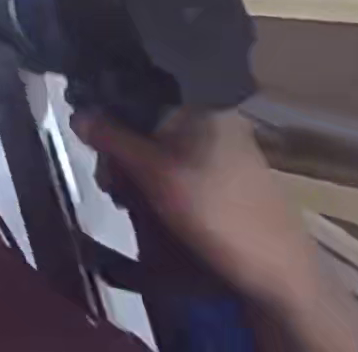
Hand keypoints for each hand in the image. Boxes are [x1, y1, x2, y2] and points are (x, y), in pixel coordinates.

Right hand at [73, 110, 357, 351]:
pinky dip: (153, 174)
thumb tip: (76, 113)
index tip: (87, 127)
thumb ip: (113, 138)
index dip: (108, 101)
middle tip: (109, 179)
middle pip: (144, 113)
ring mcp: (216, 140)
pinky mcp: (219, 168)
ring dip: (132, 164)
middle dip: (118, 144)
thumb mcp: (156, 174)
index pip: (140, 81)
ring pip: (155, 138)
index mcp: (199, 100)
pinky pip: (172, 157)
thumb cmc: (218, 212)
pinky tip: (144, 200)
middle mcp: (208, 111)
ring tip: (123, 196)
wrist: (281, 276)